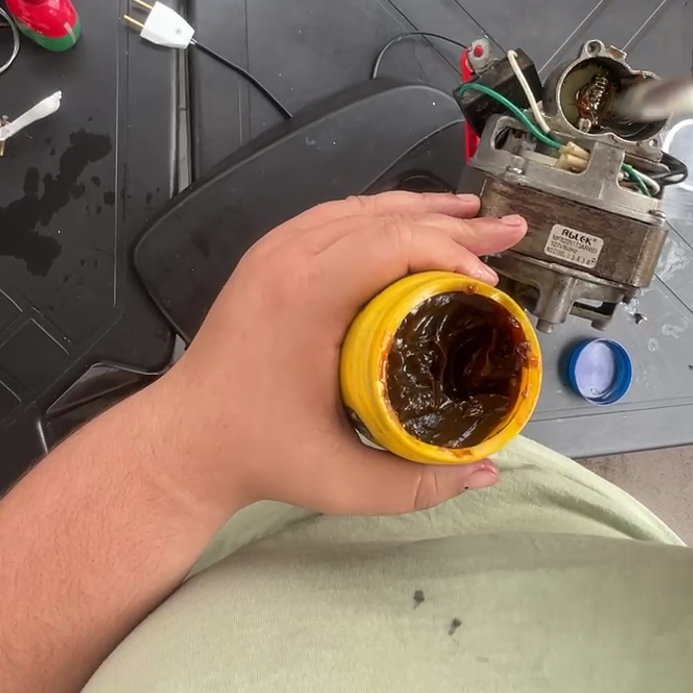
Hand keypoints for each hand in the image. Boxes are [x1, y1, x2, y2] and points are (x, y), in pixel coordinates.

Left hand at [140, 192, 526, 517]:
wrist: (184, 439)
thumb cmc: (258, 455)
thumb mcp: (341, 481)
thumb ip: (419, 484)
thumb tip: (490, 469)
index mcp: (304, 297)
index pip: (392, 244)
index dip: (450, 251)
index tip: (488, 282)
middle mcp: (287, 257)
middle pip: (383, 218)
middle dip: (453, 223)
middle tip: (509, 230)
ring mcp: (273, 250)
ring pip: (360, 208)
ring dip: (420, 211)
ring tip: (472, 214)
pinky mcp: (269, 256)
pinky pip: (336, 217)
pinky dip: (382, 215)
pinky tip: (411, 220)